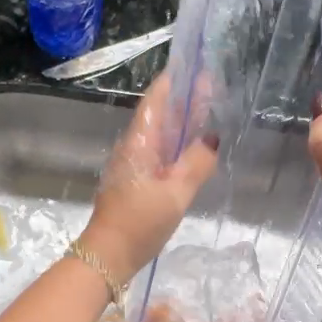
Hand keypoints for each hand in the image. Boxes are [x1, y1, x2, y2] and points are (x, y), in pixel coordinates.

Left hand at [80, 75, 219, 285]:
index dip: (175, 80)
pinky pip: (159, 154)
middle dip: (185, 99)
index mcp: (140, 142)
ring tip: (208, 112)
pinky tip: (192, 151)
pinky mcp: (136, 182)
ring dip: (182, 122)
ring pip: (160, 135)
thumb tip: (212, 138)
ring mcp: (133, 165)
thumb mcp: (176, 194)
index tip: (197, 66)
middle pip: (160, 114)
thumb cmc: (139, 223)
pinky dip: (177, 145)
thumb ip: (197, 164)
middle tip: (213, 86)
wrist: (108, 256)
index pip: (157, 99)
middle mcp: (134, 147)